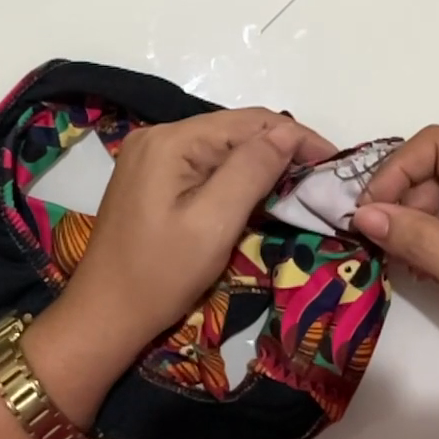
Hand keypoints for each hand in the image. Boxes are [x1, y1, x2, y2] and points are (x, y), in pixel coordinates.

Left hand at [64, 108, 336, 347]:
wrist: (103, 316)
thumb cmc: (160, 275)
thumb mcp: (214, 223)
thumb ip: (252, 170)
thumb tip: (288, 132)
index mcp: (171, 141)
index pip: (248, 122)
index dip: (296, 137)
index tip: (336, 163)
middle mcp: (157, 137)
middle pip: (234, 130)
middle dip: (281, 148)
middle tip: (322, 178)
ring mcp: (150, 157)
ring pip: (221, 147)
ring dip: (261, 162)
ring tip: (300, 184)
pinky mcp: (150, 179)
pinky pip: (203, 165)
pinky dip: (235, 175)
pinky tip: (258, 192)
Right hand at [350, 125, 438, 372]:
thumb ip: (422, 241)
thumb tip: (362, 215)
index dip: (397, 170)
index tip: (370, 211)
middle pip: (438, 169)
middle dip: (404, 202)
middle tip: (386, 244)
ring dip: (415, 223)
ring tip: (407, 262)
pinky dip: (432, 239)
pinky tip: (425, 268)